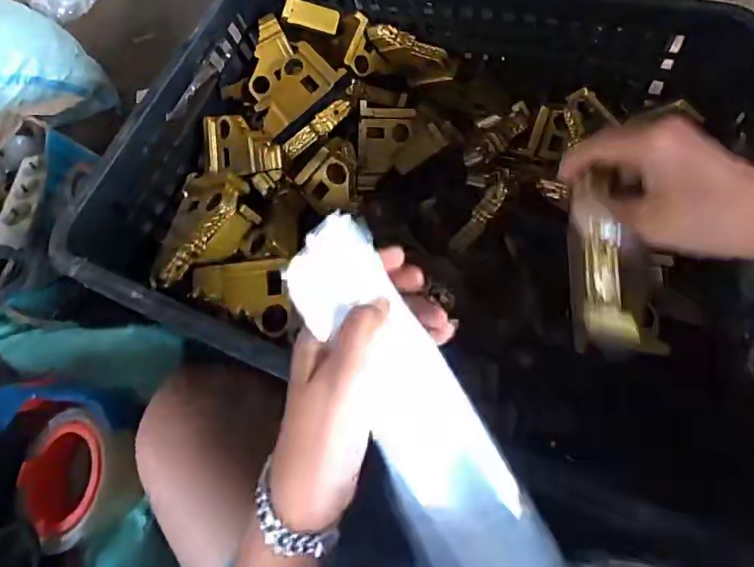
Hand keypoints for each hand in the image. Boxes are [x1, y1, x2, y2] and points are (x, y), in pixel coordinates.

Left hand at [266, 247, 451, 533]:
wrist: (309, 497)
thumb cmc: (321, 434)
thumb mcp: (339, 382)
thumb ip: (358, 336)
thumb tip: (380, 297)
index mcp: (318, 334)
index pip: (342, 285)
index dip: (369, 266)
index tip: (401, 256)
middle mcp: (331, 343)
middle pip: (366, 304)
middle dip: (399, 293)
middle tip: (429, 290)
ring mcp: (346, 367)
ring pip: (382, 329)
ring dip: (410, 320)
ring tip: (444, 324)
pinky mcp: (361, 390)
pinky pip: (389, 355)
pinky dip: (411, 346)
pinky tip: (436, 345)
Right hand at [558, 116, 753, 262]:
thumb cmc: (712, 220)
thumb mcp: (653, 224)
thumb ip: (612, 211)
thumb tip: (588, 205)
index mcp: (646, 141)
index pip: (594, 146)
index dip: (572, 164)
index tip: (558, 184)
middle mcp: (660, 128)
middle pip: (610, 142)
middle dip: (592, 166)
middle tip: (579, 191)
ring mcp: (679, 133)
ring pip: (630, 145)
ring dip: (613, 166)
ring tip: (604, 193)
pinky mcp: (693, 143)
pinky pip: (648, 148)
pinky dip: (634, 165)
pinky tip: (634, 189)